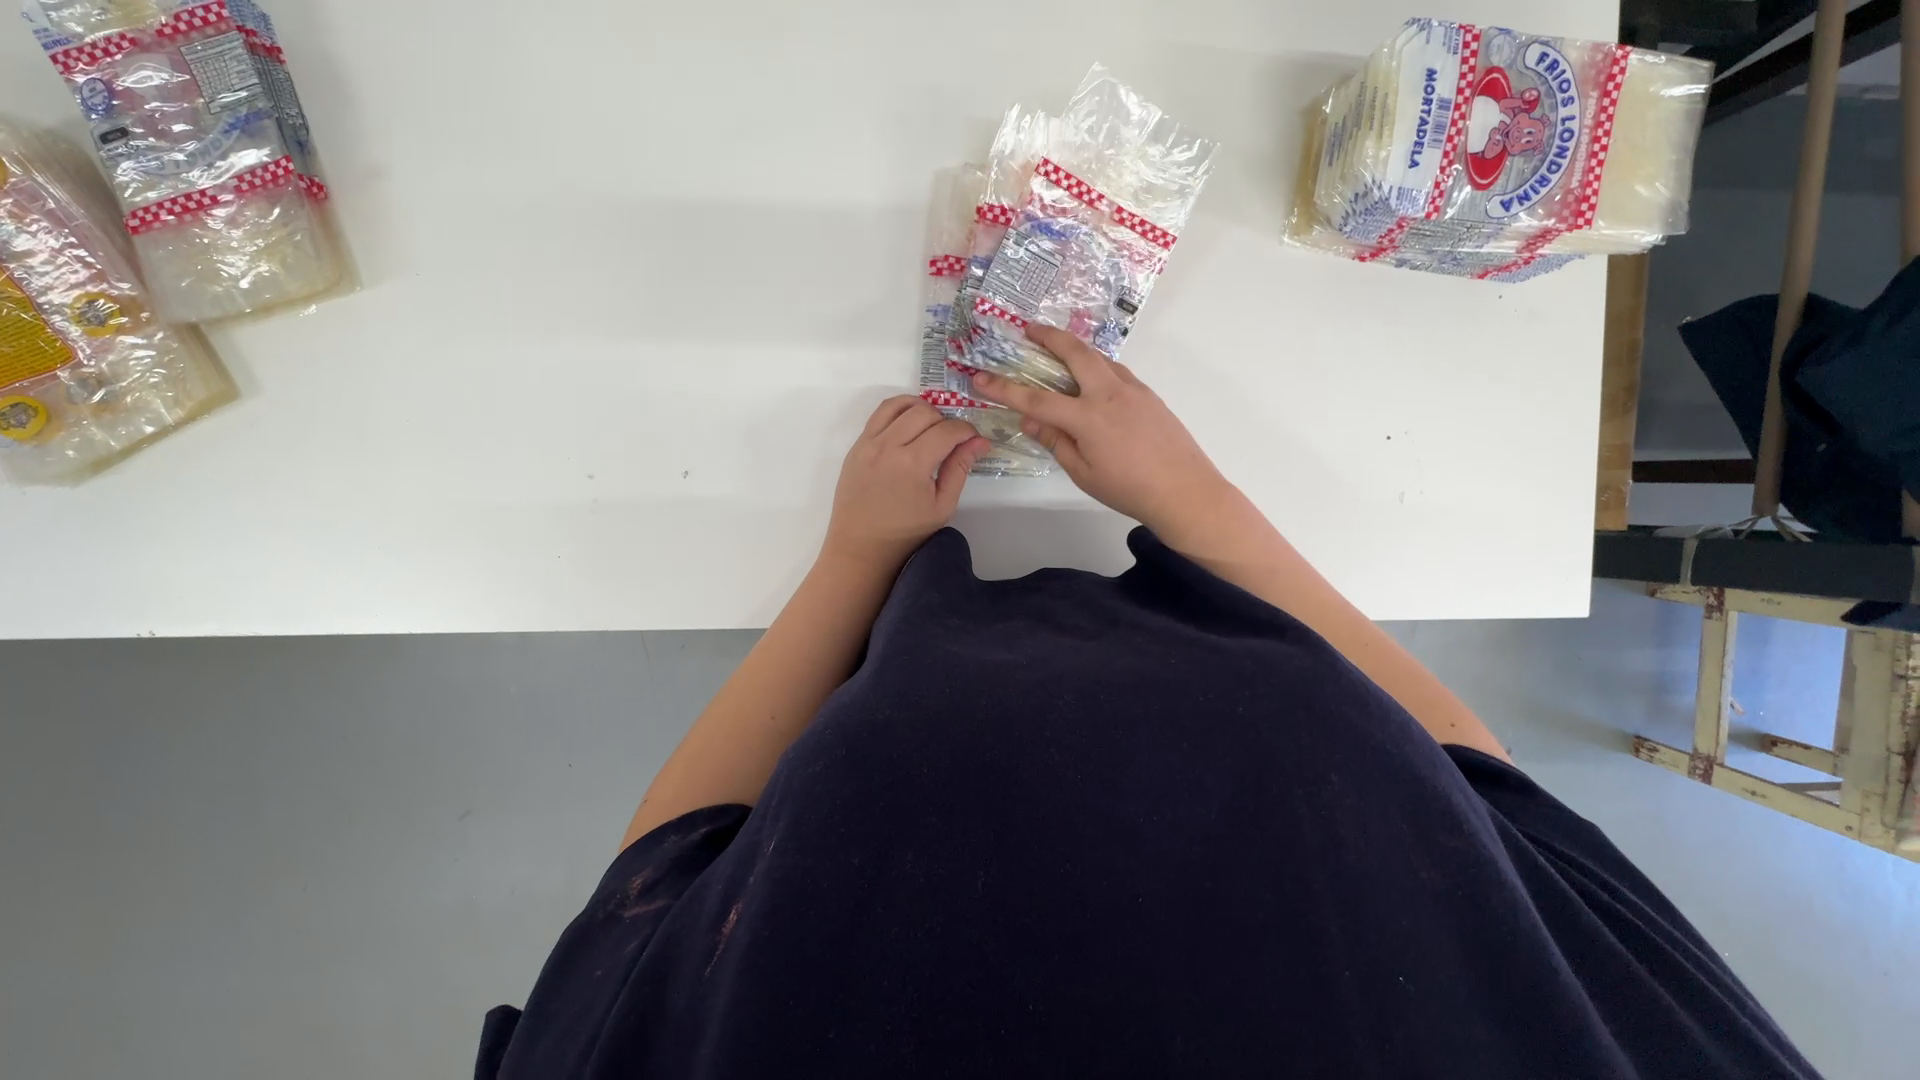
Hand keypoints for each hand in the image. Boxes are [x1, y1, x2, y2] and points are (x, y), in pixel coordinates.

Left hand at [824, 396, 989, 565]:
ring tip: (929, 428)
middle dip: (945, 421)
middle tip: (951, 441)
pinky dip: (898, 412)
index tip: (973, 441)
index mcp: (912, 464)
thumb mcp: (942, 506)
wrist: (861, 546)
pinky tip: (908, 427)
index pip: (947, 431)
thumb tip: (980, 442)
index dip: (966, 432)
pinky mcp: (857, 445)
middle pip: (925, 412)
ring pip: (900, 405)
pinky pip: (879, 414)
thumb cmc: (906, 533)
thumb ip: (960, 469)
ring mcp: (868, 443)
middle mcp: (888, 446)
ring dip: (921, 409)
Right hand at [969, 325, 1241, 537]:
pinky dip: (1097, 366)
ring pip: (1099, 358)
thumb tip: (1032, 419)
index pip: (1036, 399)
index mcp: (1088, 418)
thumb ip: (1057, 442)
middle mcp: (1110, 394)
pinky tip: (1092, 377)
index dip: (1005, 389)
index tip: (980, 378)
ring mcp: (1133, 390)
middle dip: (1049, 336)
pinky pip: (1117, 371)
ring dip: (1076, 348)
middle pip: (1074, 353)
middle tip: (1029, 328)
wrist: (1185, 490)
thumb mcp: (1084, 472)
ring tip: (1058, 347)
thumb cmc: (1129, 489)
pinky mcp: (1149, 395)